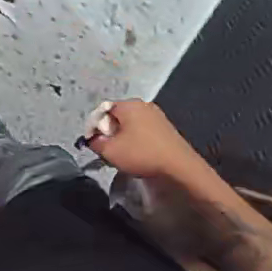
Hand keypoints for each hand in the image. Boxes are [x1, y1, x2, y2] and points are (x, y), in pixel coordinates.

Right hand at [86, 99, 210, 184]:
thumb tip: (93, 139)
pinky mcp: (166, 128)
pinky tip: (139, 154)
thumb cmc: (141, 154)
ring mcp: (157, 115)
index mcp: (129, 104)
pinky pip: (144, 131)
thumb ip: (95, 142)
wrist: (178, 166)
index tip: (93, 143)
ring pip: (131, 125)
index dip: (94, 126)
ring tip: (123, 155)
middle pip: (118, 116)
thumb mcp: (110, 151)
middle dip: (110, 132)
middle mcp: (144, 105)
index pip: (103, 110)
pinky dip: (137, 140)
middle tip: (107, 150)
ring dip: (123, 138)